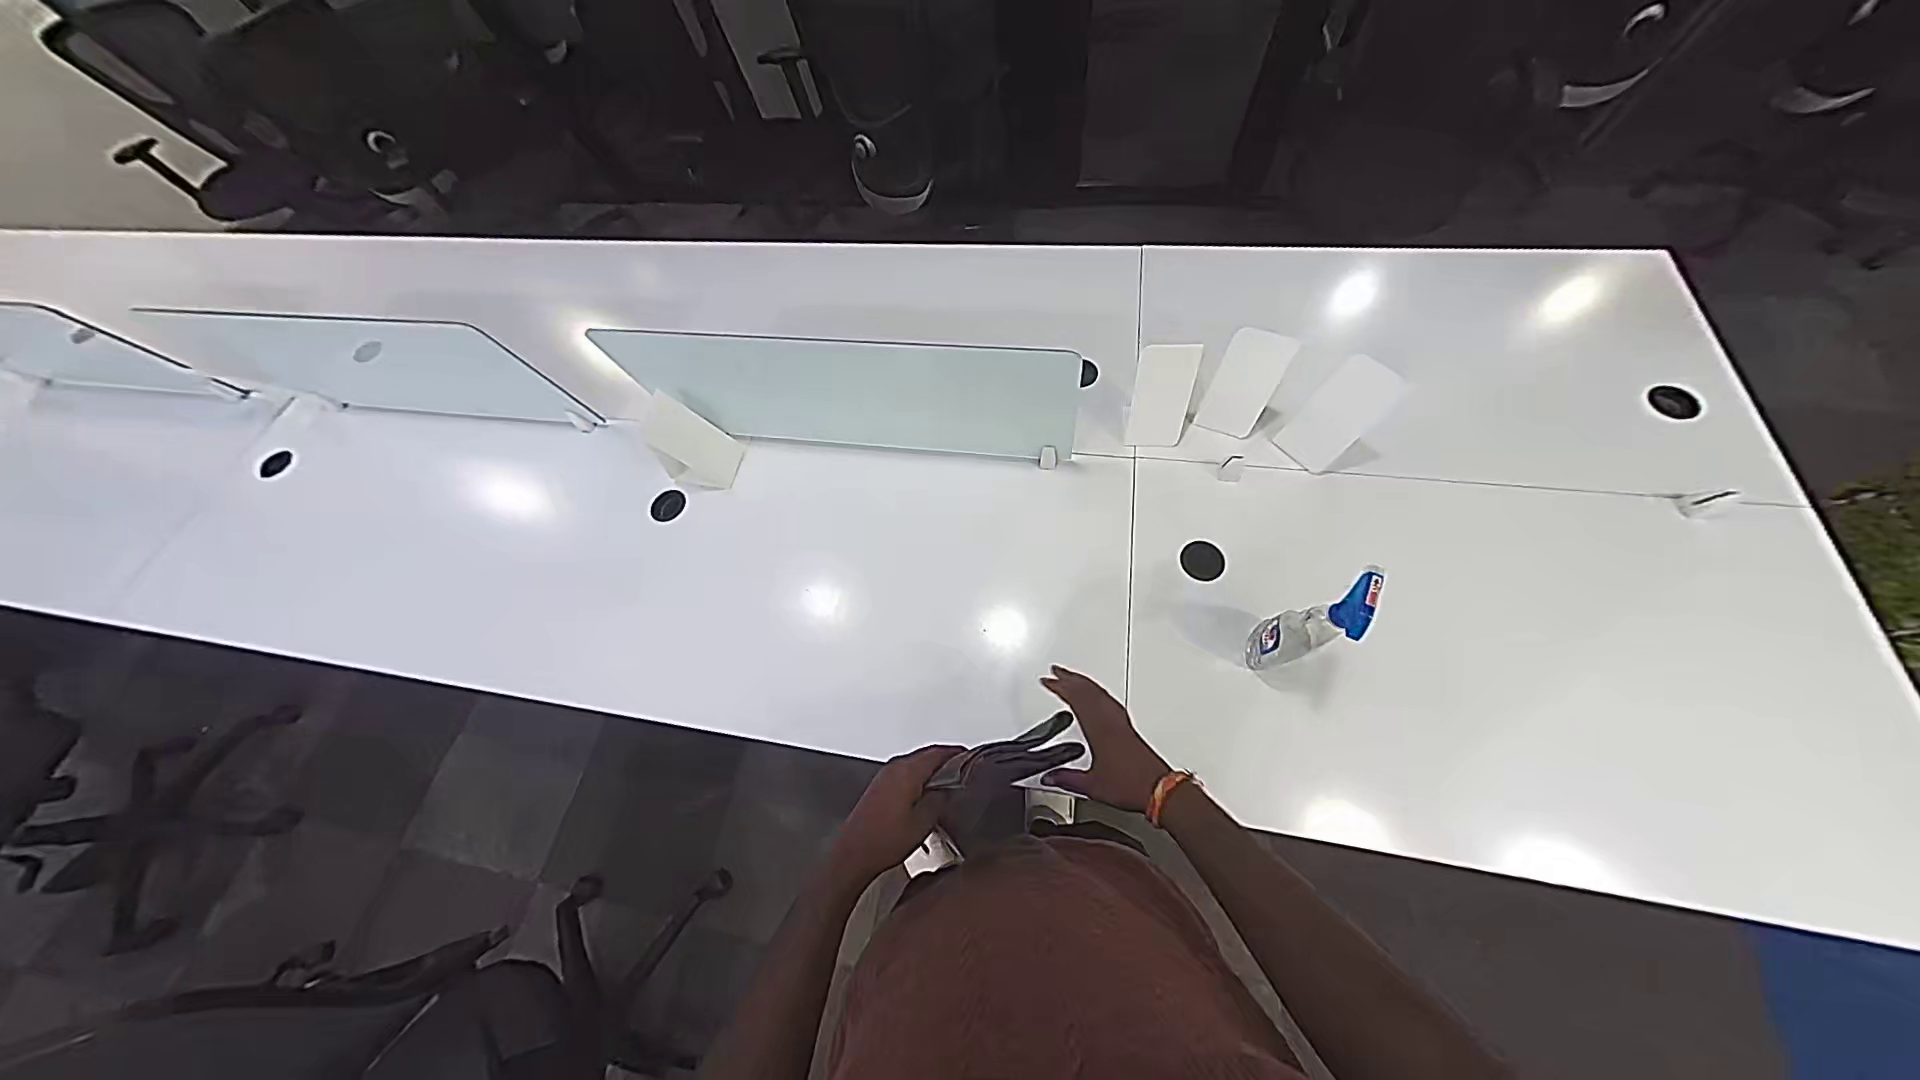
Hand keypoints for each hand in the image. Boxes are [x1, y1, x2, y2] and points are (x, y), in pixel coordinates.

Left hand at [828, 744, 963, 885]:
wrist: (853, 855)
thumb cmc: (882, 842)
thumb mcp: (923, 822)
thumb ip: (939, 799)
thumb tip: (947, 789)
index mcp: (907, 771)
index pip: (938, 752)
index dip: (956, 753)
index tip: (969, 756)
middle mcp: (894, 769)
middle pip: (926, 755)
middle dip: (945, 760)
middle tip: (963, 769)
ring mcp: (884, 777)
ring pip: (915, 765)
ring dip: (932, 770)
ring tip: (948, 783)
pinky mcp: (879, 787)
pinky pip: (905, 774)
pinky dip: (919, 778)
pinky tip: (926, 794)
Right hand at [1040, 665, 1171, 812]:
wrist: (1161, 789)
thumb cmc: (1132, 785)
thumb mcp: (1092, 786)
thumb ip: (1067, 779)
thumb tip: (1049, 776)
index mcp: (1099, 730)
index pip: (1077, 699)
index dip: (1060, 687)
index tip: (1047, 679)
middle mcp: (1111, 721)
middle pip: (1089, 691)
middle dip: (1070, 678)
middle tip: (1056, 670)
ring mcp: (1121, 722)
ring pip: (1100, 693)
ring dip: (1084, 681)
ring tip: (1073, 677)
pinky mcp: (1128, 728)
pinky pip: (1110, 701)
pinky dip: (1098, 692)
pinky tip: (1097, 695)